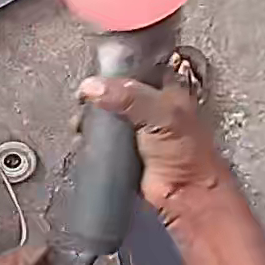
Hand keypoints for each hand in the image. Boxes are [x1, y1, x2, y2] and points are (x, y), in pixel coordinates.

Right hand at [77, 75, 230, 223]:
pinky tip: (80, 137)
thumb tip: (90, 87)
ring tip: (79, 122)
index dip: (115, 68)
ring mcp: (133, 128)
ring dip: (89, 116)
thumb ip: (129, 97)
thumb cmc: (183, 152)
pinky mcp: (120, 149)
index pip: (136, 67)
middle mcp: (148, 104)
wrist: (184, 197)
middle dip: (96, 94)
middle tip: (84, 101)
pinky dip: (88, 135)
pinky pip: (99, 137)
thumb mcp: (161, 114)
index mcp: (165, 87)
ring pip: (104, 113)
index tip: (94, 72)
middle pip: (114, 90)